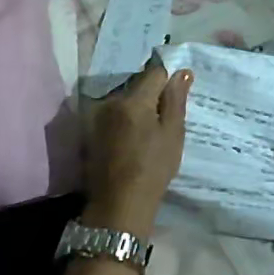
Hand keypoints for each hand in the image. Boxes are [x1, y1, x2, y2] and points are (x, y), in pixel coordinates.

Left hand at [83, 57, 192, 235]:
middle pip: (138, 84)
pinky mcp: (91, 129)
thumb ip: (176, 99)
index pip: (155, 72)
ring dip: (139, 106)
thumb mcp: (173, 133)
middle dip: (153, 93)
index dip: (170, 78)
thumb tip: (182, 71)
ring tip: (151, 128)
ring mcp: (97, 115)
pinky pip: (115, 112)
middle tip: (168, 115)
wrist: (119, 202)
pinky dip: (126, 118)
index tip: (179, 93)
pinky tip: (134, 137)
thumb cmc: (153, 167)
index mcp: (133, 100)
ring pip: (125, 98)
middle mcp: (111, 100)